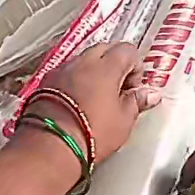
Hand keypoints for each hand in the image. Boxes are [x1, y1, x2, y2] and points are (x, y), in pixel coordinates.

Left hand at [26, 42, 162, 164]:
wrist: (50, 145)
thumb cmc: (91, 134)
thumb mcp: (123, 121)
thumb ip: (136, 102)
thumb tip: (149, 94)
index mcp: (106, 67)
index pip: (128, 50)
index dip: (136, 67)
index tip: (134, 88)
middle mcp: (82, 61)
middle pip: (104, 49)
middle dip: (114, 64)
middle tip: (118, 89)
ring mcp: (61, 69)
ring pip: (83, 59)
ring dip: (93, 71)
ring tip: (97, 97)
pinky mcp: (45, 81)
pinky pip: (66, 72)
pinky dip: (75, 80)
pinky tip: (76, 102)